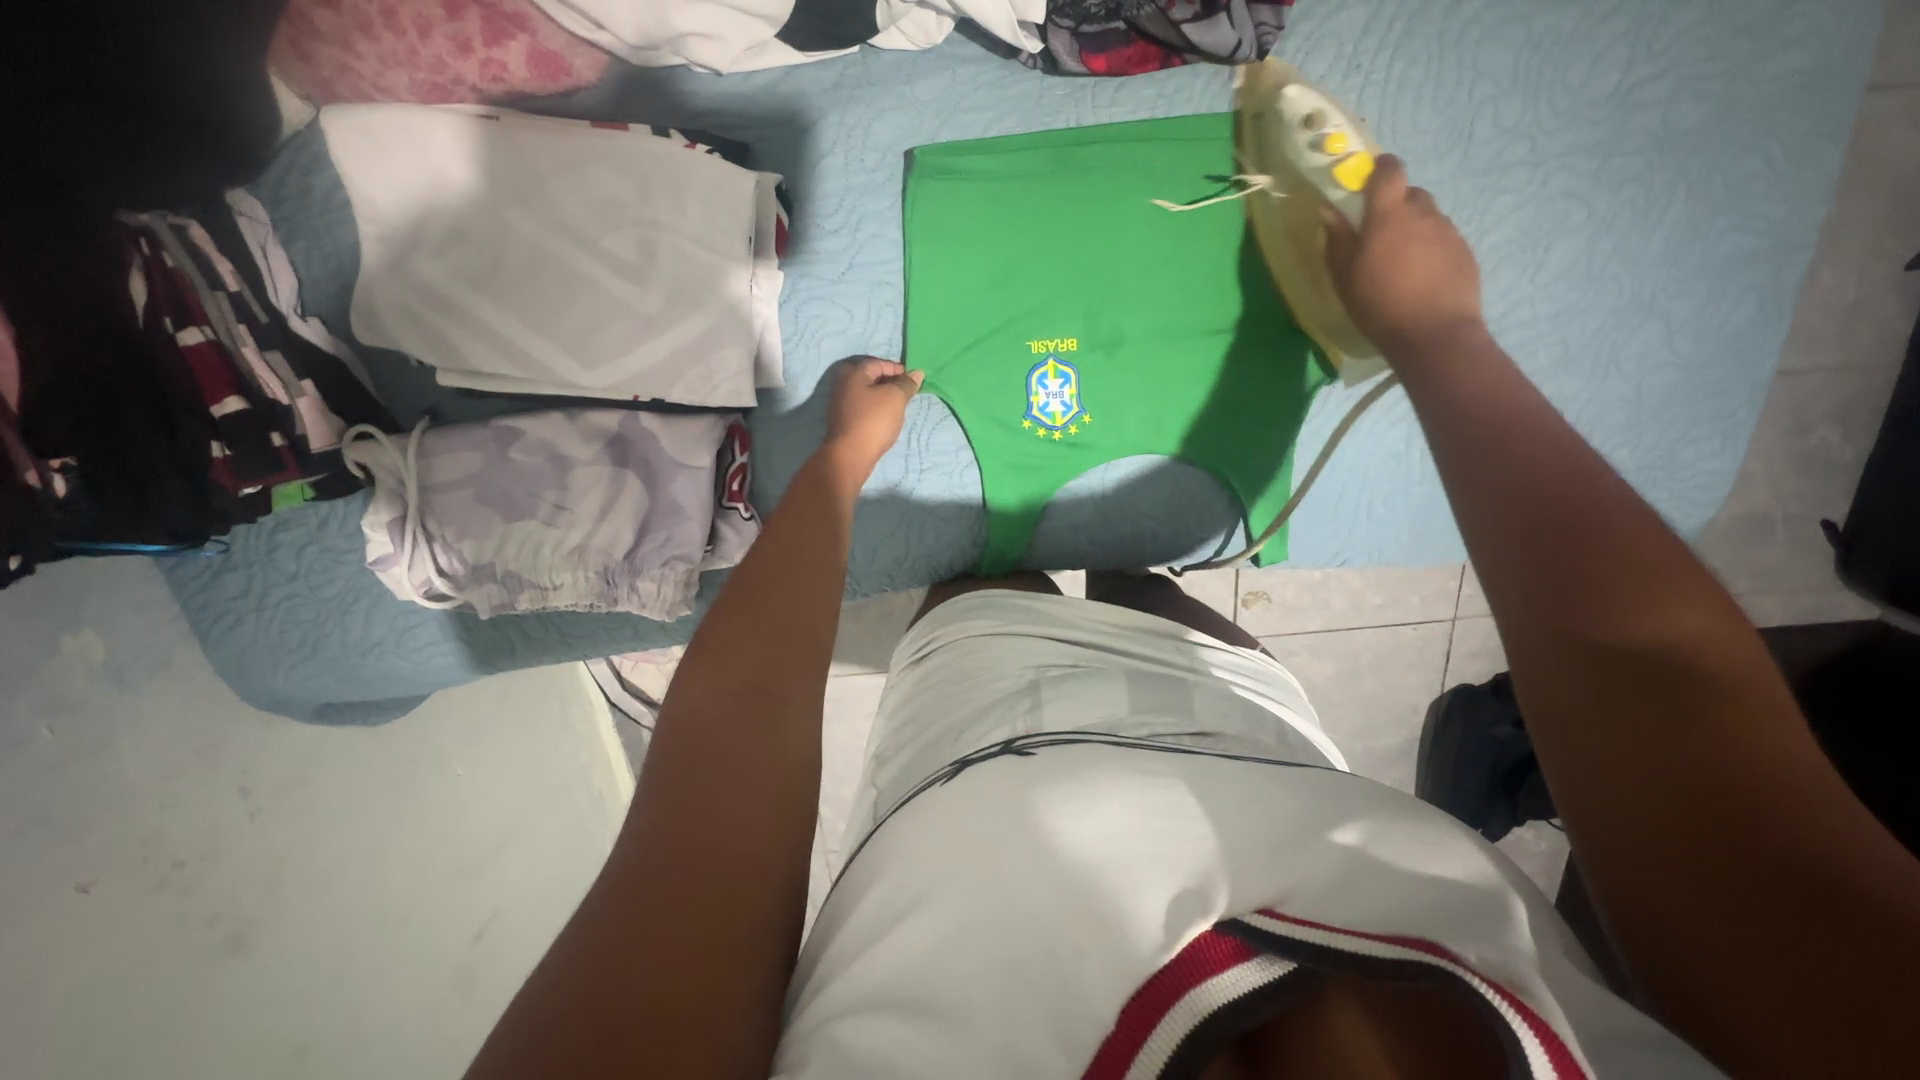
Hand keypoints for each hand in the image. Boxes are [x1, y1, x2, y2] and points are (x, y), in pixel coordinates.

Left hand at [818, 356, 922, 484]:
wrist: (850, 455)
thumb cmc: (873, 420)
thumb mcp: (896, 398)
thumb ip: (907, 384)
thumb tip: (917, 373)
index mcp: (853, 371)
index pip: (881, 363)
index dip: (899, 371)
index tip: (914, 383)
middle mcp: (843, 382)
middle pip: (873, 377)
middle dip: (892, 384)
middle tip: (907, 396)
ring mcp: (840, 402)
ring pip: (868, 393)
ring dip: (884, 398)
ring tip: (899, 408)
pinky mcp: (843, 419)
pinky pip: (863, 407)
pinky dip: (876, 409)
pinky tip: (885, 419)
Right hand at [1323, 154, 1486, 363]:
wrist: (1434, 334)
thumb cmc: (1379, 305)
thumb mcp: (1344, 277)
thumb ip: (1337, 239)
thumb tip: (1329, 211)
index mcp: (1388, 214)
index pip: (1390, 169)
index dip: (1380, 168)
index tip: (1368, 180)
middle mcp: (1422, 213)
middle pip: (1410, 193)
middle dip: (1394, 205)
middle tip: (1379, 235)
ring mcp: (1448, 231)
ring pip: (1427, 216)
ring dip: (1413, 228)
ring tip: (1401, 261)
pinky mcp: (1464, 251)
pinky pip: (1442, 238)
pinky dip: (1429, 248)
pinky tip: (1420, 276)